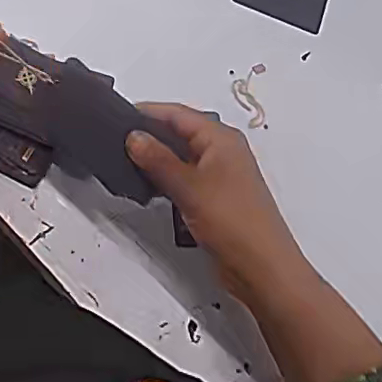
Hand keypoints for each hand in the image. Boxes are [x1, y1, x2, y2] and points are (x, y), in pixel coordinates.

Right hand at [128, 103, 315, 306]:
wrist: (262, 268)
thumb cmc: (235, 223)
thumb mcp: (188, 186)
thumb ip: (158, 159)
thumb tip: (135, 137)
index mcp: (221, 138)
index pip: (178, 114)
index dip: (149, 112)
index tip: (121, 116)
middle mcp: (223, 152)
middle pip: (180, 133)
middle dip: (151, 136)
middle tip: (119, 141)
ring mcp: (220, 175)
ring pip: (181, 157)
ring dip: (159, 160)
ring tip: (128, 163)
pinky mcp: (215, 198)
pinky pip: (185, 179)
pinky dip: (168, 180)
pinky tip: (150, 187)